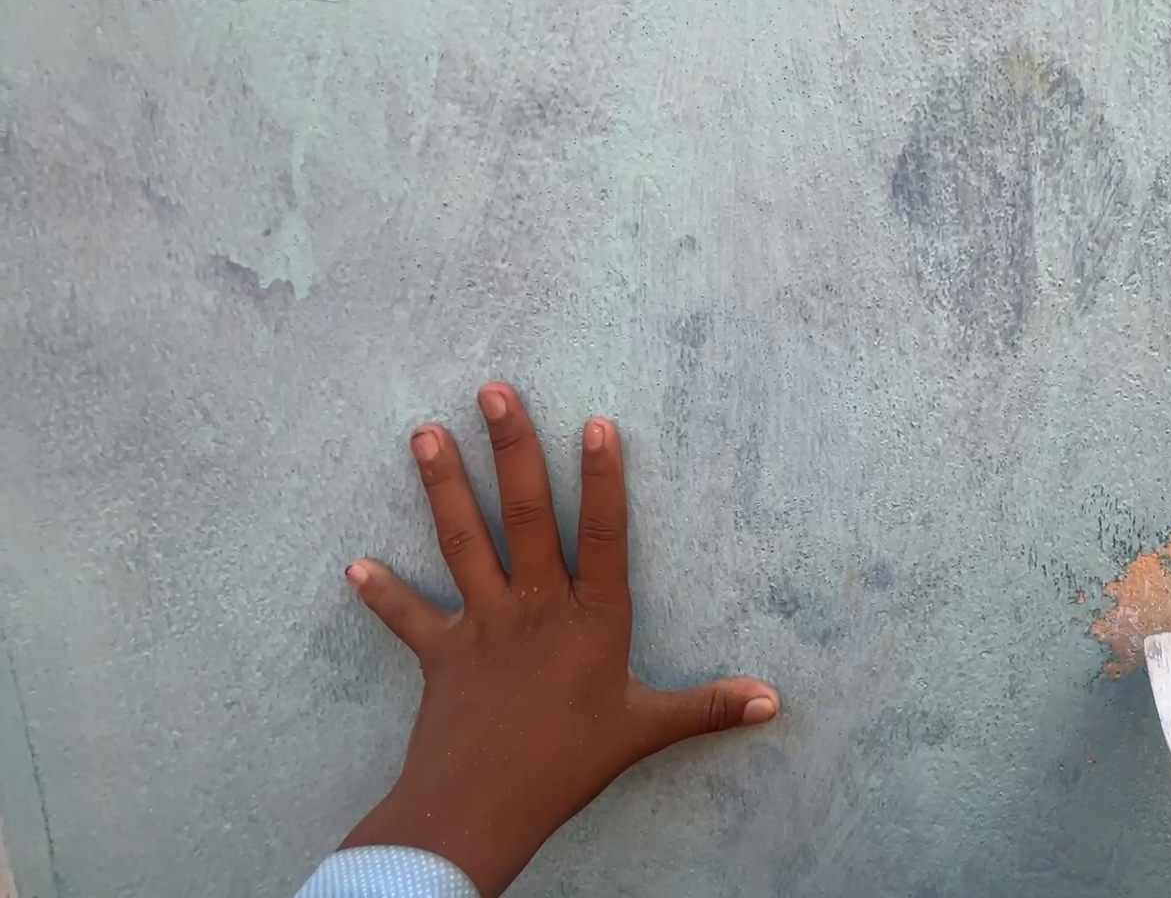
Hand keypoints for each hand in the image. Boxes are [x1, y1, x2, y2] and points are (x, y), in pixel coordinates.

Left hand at [338, 383, 780, 896]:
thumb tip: (775, 702)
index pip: (602, 533)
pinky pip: (410, 618)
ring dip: (443, 487)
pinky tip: (355, 566)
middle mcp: (537, 604)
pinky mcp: (441, 654)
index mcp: (592, 615)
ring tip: (425, 433)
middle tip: (493, 393)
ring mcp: (484, 624)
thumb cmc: (568, 763)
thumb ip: (710, 707)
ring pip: (464, 543)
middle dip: (511, 450)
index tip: (595, 423)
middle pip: (524, 515)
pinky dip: (385, 594)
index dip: (601, 477)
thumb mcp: (648, 730)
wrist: (474, 816)